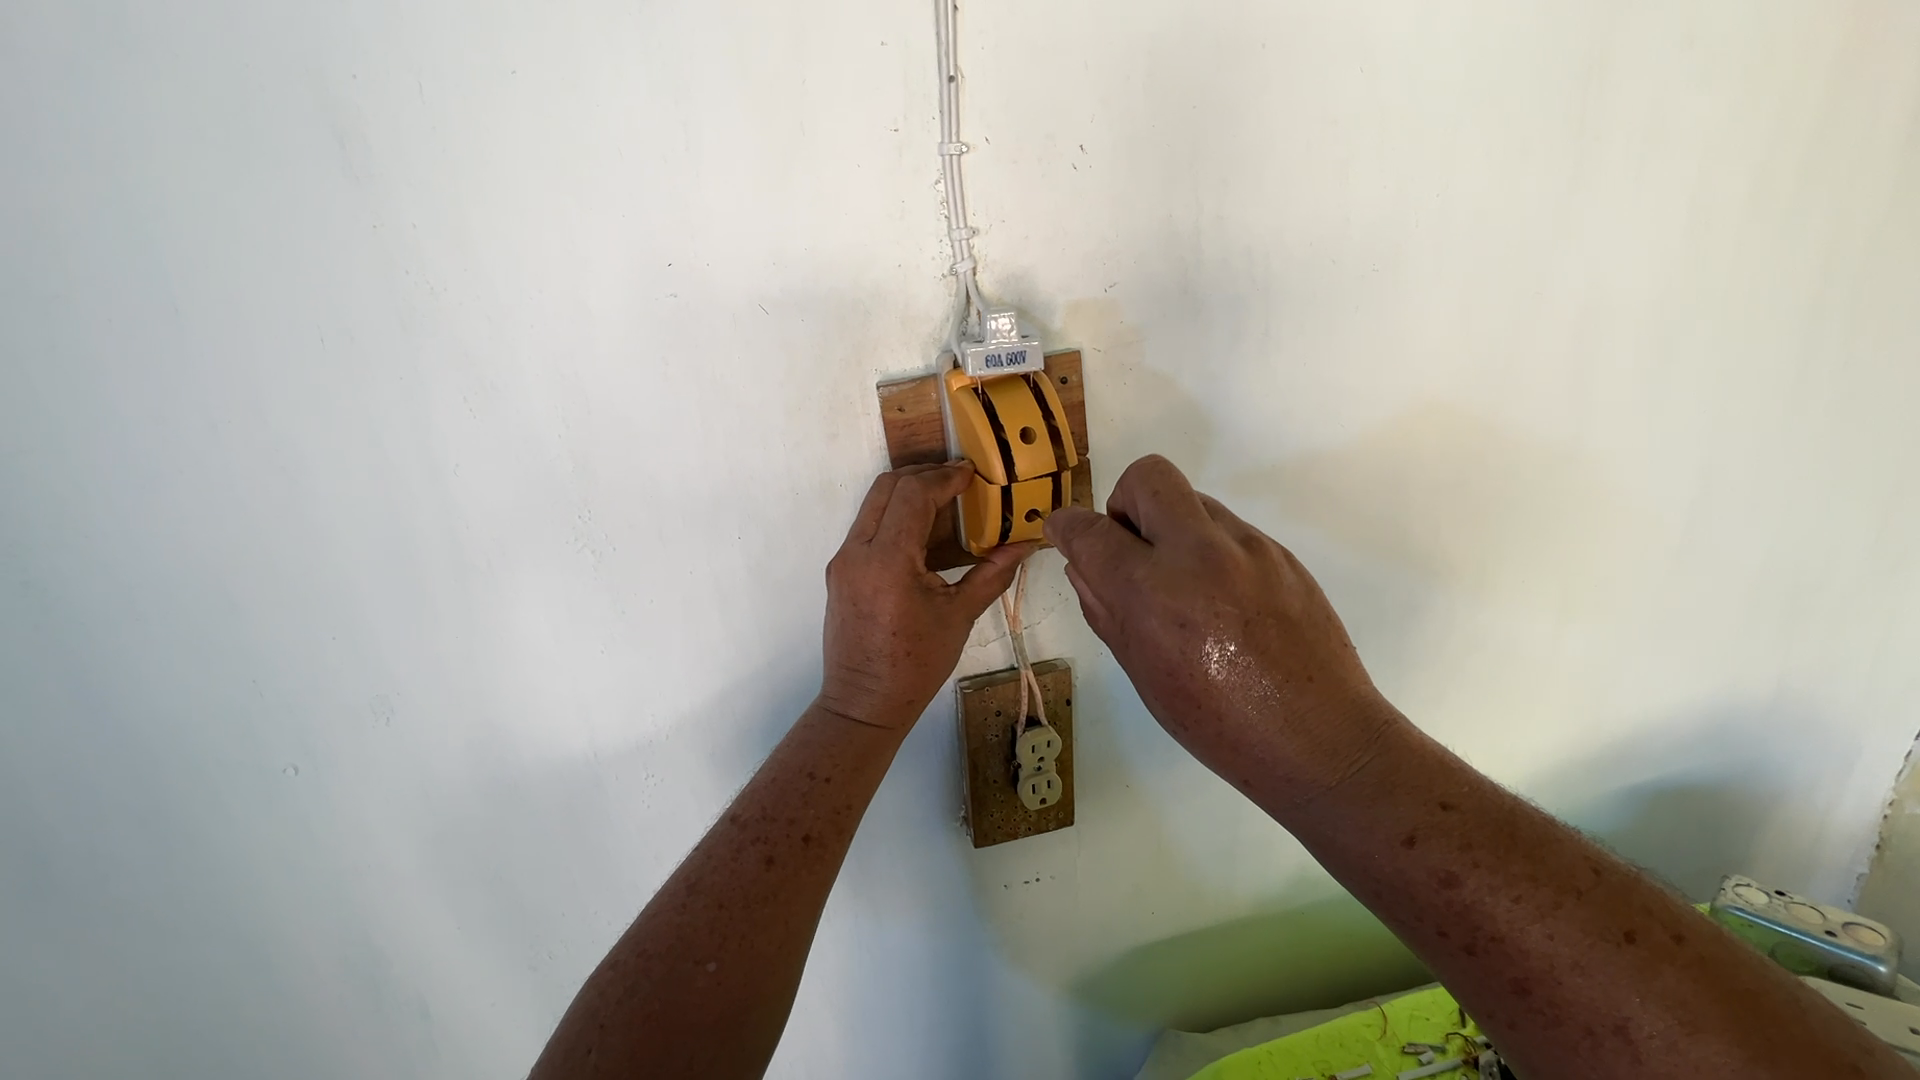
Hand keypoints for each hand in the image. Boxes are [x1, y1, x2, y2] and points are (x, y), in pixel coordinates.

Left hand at [817, 463, 1036, 730]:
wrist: (864, 703)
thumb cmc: (915, 665)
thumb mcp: (959, 617)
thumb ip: (992, 574)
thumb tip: (1024, 545)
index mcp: (888, 560)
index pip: (913, 495)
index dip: (945, 478)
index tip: (972, 474)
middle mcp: (858, 551)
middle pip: (887, 487)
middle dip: (924, 475)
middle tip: (958, 479)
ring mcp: (843, 560)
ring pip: (872, 504)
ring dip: (906, 492)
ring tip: (944, 498)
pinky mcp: (840, 571)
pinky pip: (867, 526)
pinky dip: (893, 515)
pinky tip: (923, 529)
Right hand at [1043, 455, 1399, 801]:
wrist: (1320, 737)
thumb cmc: (1218, 724)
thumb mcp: (1145, 676)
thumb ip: (1106, 612)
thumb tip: (1083, 568)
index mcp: (1154, 592)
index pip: (1091, 531)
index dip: (1065, 526)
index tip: (1061, 532)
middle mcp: (1200, 553)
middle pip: (1148, 478)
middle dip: (1124, 503)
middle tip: (1132, 551)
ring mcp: (1248, 548)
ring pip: (1193, 503)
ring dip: (1172, 530)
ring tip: (1185, 589)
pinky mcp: (1282, 554)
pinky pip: (1229, 530)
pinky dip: (1211, 551)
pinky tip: (1225, 605)